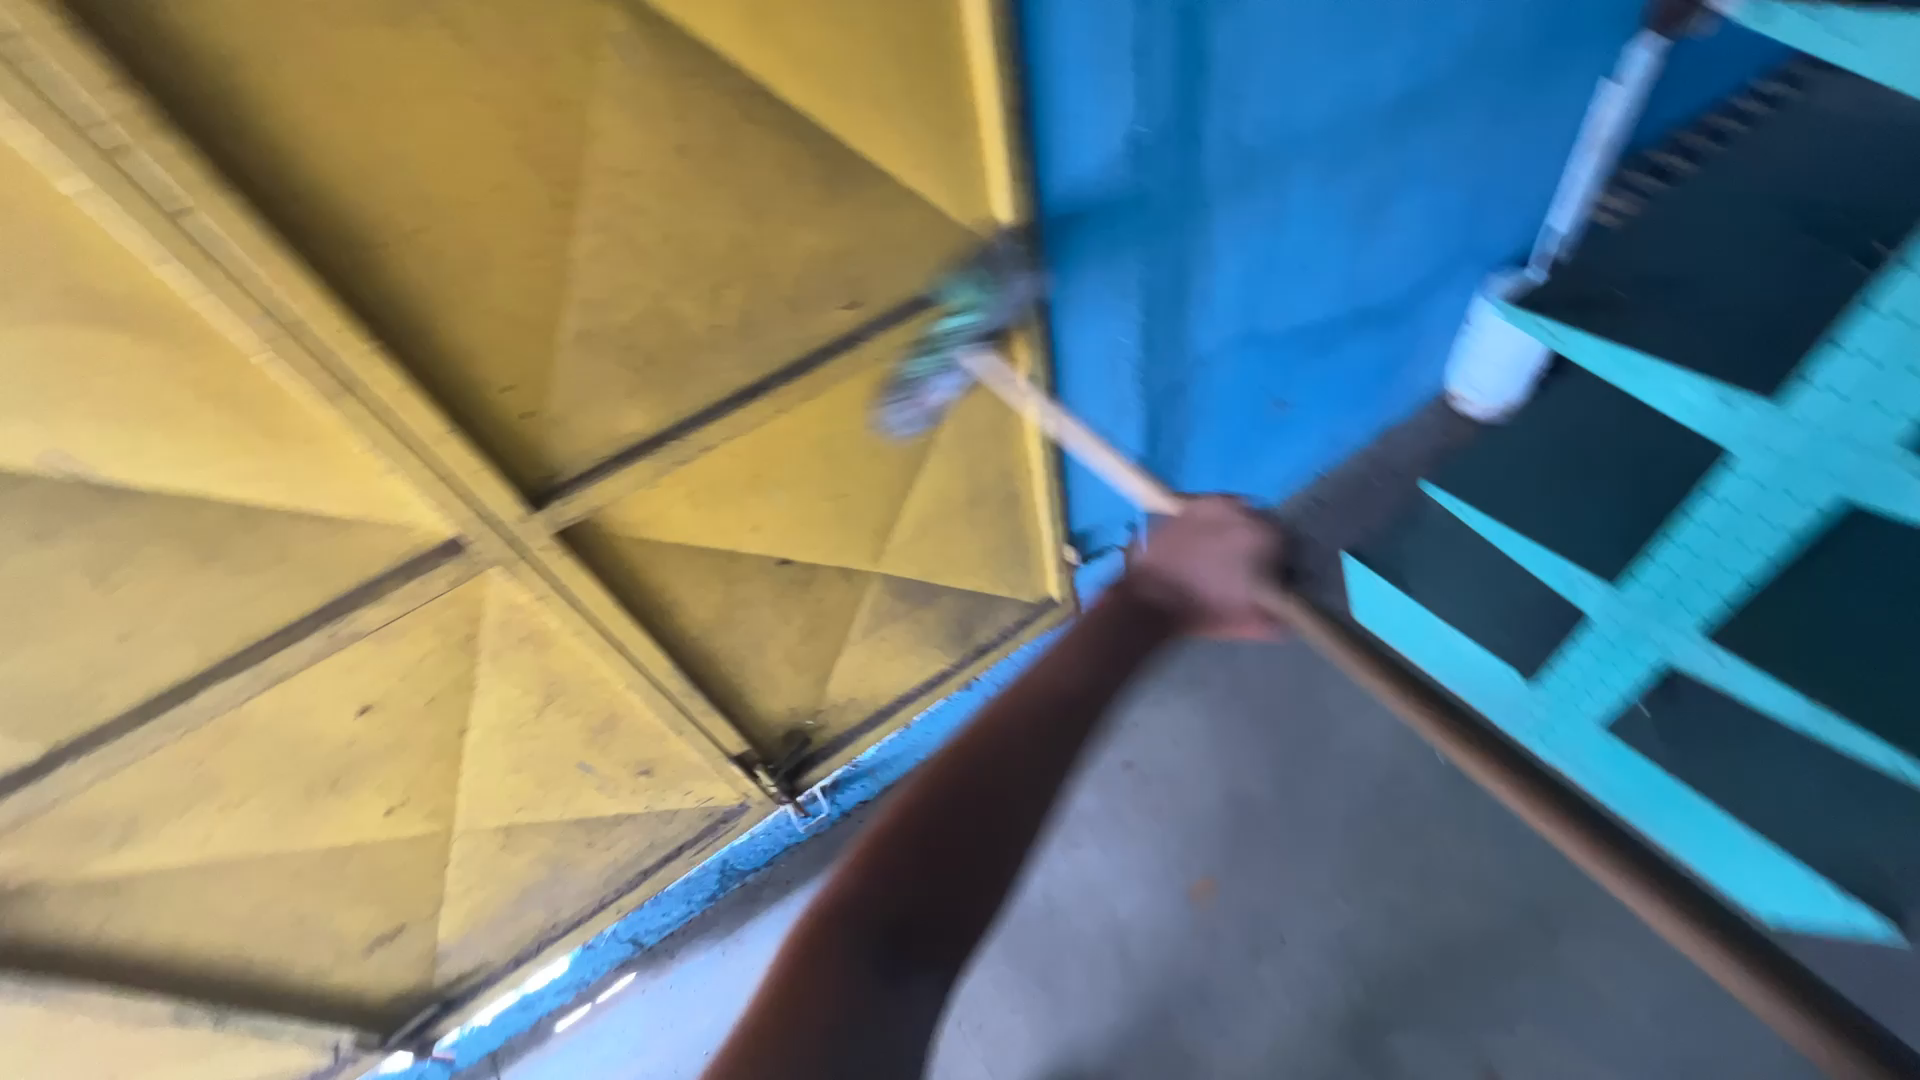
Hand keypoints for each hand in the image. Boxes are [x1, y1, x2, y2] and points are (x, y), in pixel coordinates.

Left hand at [1122, 495, 1286, 639]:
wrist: (1151, 598)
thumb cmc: (1206, 611)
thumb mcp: (1257, 622)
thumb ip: (1284, 610)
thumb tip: (1290, 599)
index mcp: (1268, 536)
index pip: (1286, 544)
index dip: (1276, 561)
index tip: (1264, 576)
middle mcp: (1244, 510)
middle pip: (1260, 524)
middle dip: (1255, 542)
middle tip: (1240, 564)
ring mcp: (1212, 502)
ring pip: (1236, 513)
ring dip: (1233, 528)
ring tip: (1217, 552)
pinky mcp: (1186, 503)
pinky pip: (1209, 508)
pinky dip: (1210, 520)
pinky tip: (1201, 539)